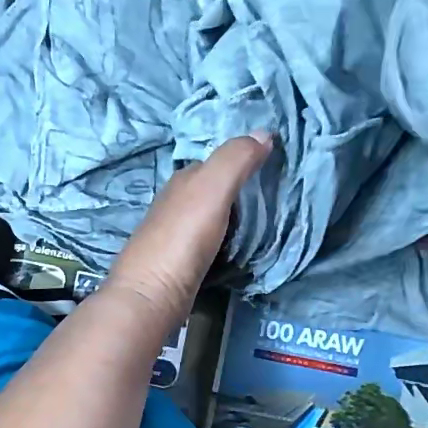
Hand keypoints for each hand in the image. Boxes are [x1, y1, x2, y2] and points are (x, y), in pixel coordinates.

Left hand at [101, 132, 274, 332]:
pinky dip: (224, 241)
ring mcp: (173, 236)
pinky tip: (238, 248)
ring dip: (232, 218)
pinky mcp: (178, 265)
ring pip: (209, 218)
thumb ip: (234, 160)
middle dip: (239, 191)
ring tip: (266, 222)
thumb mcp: (211, 188)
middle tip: (277, 197)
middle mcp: (173, 205)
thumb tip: (263, 132)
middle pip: (211, 191)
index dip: (242, 160)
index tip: (275, 166)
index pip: (215, 162)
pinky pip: (208, 244)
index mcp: (181, 182)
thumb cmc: (182, 237)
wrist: (151, 294)